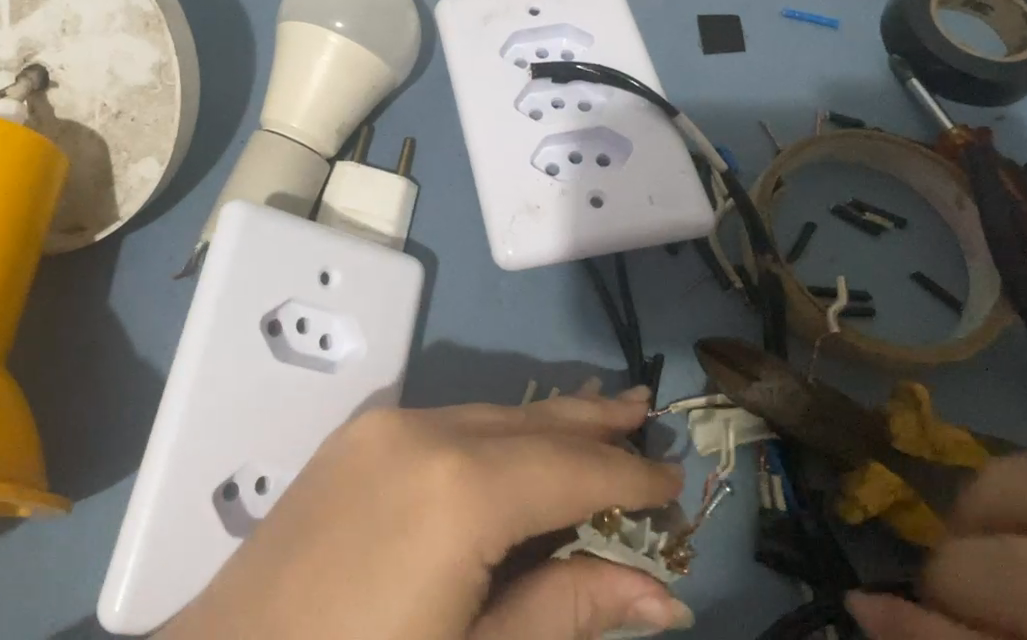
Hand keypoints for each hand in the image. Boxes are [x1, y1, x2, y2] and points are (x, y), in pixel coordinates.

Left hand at [158, 382, 693, 639]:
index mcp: (461, 488)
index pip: (572, 471)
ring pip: (487, 414)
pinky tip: (516, 442)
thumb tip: (661, 593)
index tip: (675, 483)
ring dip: (543, 422)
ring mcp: (379, 427)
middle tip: (646, 415)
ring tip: (599, 418)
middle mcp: (422, 432)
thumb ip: (567, 611)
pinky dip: (493, 429)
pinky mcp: (351, 437)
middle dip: (592, 425)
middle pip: (530, 423)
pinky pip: (444, 421)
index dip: (629, 479)